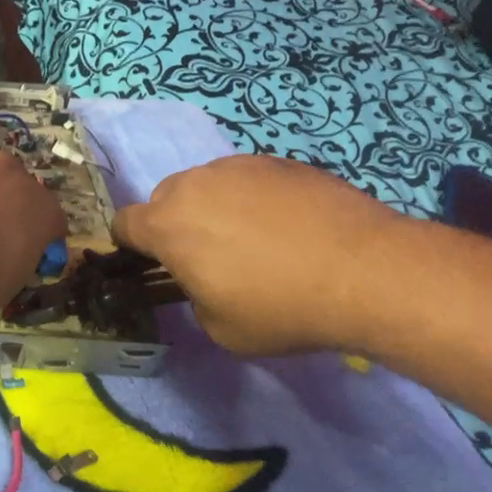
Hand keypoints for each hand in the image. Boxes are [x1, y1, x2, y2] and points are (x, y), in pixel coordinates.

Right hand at [112, 155, 409, 355]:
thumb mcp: (222, 329)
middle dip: (178, 224)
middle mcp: (193, 186)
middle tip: (216, 258)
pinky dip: (257, 199)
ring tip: (263, 241)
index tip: (157, 264)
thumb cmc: (283, 307)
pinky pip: (249, 179)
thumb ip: (195, 299)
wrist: (367, 272)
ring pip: (208, 186)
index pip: (124, 224)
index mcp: (167, 226)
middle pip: (165, 199)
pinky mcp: (277, 162)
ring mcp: (237, 167)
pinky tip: (293, 227)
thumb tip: (205, 282)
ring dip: (217, 208)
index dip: (133, 245)